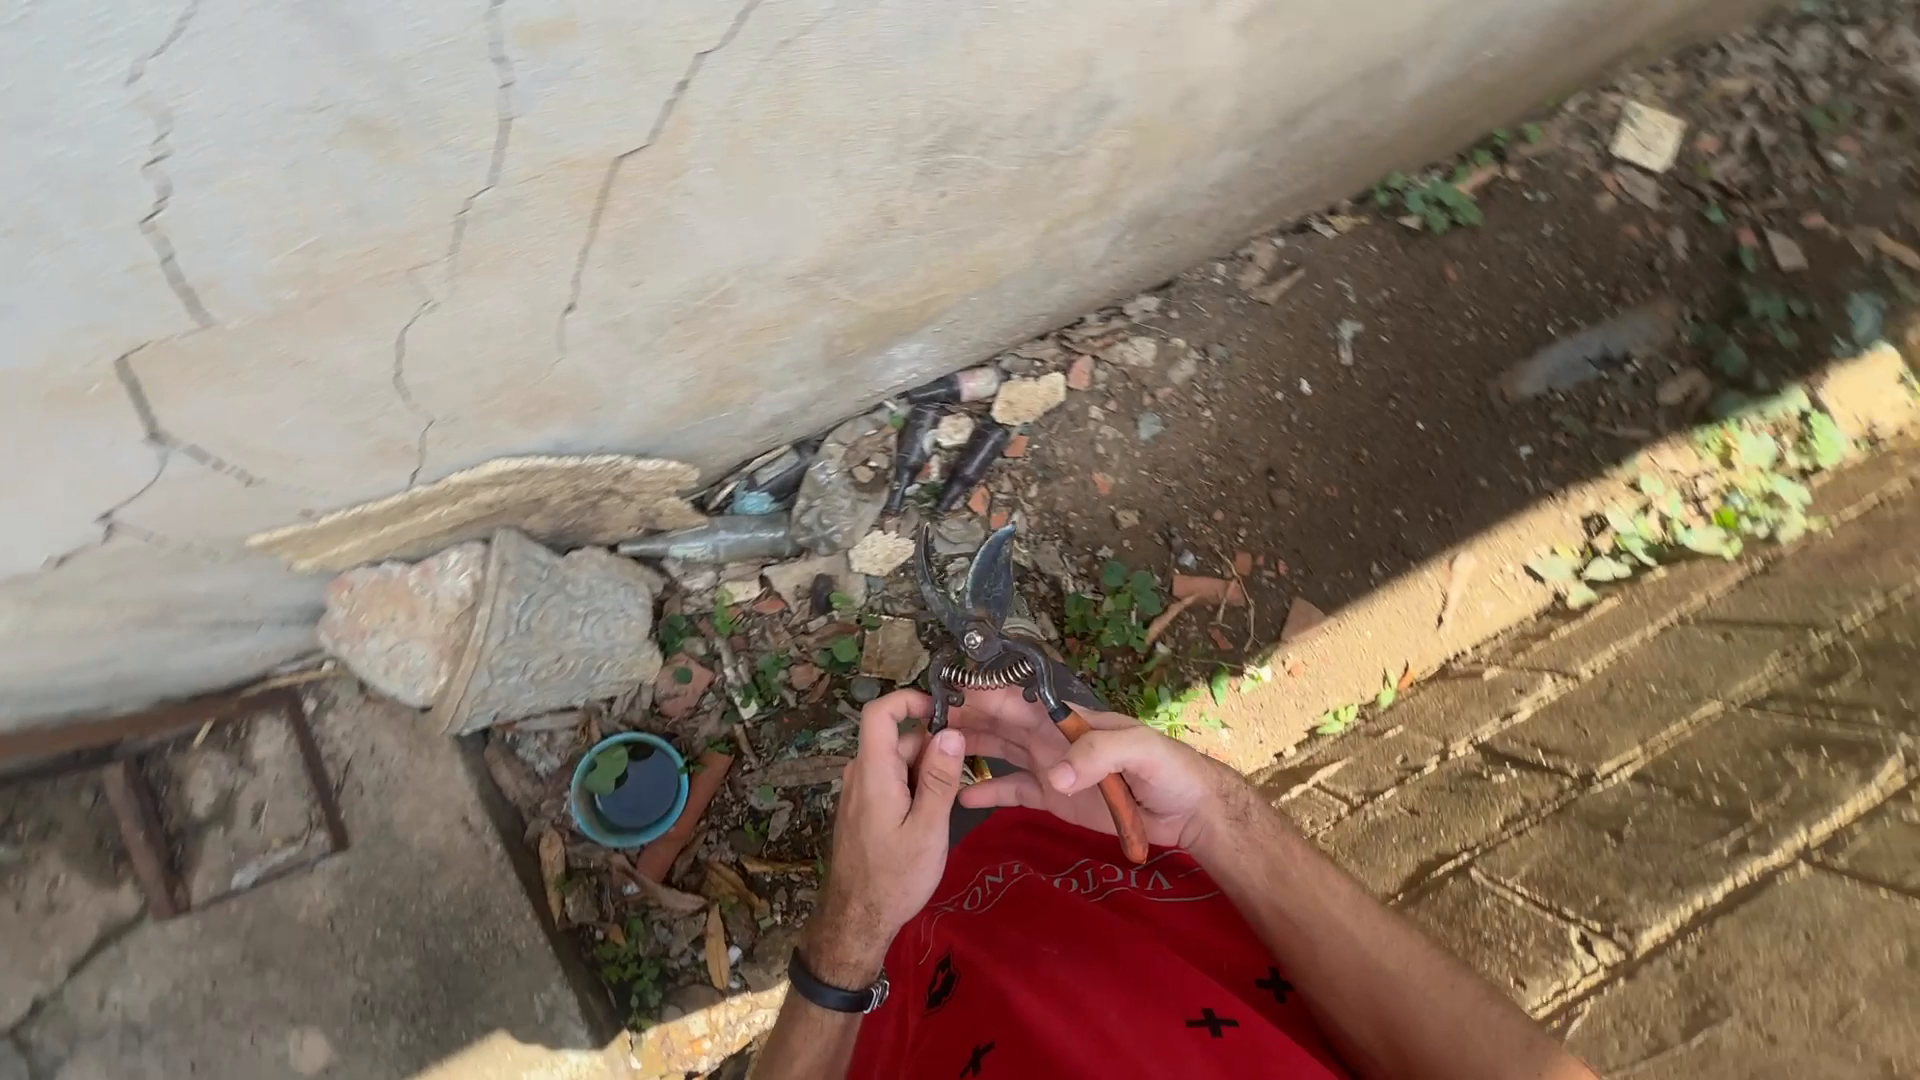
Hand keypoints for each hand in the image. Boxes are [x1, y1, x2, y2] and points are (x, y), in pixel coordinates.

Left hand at [804, 689, 964, 986]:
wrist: (856, 921)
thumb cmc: (895, 878)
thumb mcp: (927, 829)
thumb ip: (939, 779)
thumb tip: (952, 732)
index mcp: (873, 771)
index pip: (879, 712)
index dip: (908, 699)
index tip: (943, 710)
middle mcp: (861, 773)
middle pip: (899, 739)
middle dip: (933, 749)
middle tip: (962, 777)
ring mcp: (860, 790)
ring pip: (899, 761)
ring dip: (926, 772)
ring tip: (947, 807)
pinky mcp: (864, 806)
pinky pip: (892, 779)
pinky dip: (914, 786)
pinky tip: (929, 816)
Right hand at [949, 687, 1244, 852]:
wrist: (1186, 812)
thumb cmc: (1167, 769)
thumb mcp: (1140, 751)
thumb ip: (1098, 754)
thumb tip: (1053, 776)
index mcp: (1066, 719)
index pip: (1015, 699)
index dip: (982, 692)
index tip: (946, 690)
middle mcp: (1049, 737)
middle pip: (997, 721)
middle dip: (962, 716)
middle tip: (921, 721)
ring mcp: (1048, 767)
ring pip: (997, 749)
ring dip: (966, 747)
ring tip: (929, 752)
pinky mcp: (1051, 798)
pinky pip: (1011, 790)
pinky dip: (986, 791)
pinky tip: (960, 798)